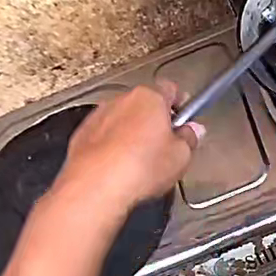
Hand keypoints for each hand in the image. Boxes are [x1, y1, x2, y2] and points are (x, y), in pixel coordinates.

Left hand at [53, 82, 202, 216]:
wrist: (96, 186)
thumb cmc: (139, 167)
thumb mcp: (181, 156)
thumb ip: (189, 139)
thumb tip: (193, 131)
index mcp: (150, 98)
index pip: (171, 89)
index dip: (181, 104)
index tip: (185, 120)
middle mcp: (122, 100)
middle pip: (145, 105)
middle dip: (156, 122)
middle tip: (167, 147)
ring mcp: (99, 116)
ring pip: (124, 120)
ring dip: (133, 135)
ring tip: (142, 163)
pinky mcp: (82, 134)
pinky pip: (105, 136)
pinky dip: (113, 147)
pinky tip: (121, 169)